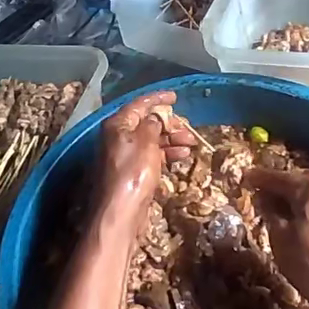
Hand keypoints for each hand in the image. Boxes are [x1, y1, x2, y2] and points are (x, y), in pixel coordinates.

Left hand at [96, 91, 195, 215]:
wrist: (121, 212)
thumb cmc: (133, 173)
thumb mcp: (146, 141)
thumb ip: (154, 123)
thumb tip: (158, 116)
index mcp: (118, 125)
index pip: (140, 104)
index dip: (158, 98)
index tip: (176, 96)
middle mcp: (119, 137)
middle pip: (146, 122)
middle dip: (169, 123)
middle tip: (187, 127)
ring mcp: (125, 155)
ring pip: (152, 139)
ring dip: (172, 138)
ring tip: (190, 142)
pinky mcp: (133, 172)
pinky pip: (152, 154)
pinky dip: (167, 152)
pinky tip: (181, 155)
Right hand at [242, 168, 308, 308]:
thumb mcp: (281, 240)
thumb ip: (270, 213)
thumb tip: (265, 198)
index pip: (279, 177)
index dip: (259, 178)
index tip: (246, 177)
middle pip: (300, 182)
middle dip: (280, 189)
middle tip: (261, 198)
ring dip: (297, 201)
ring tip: (281, 215)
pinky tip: (304, 228)